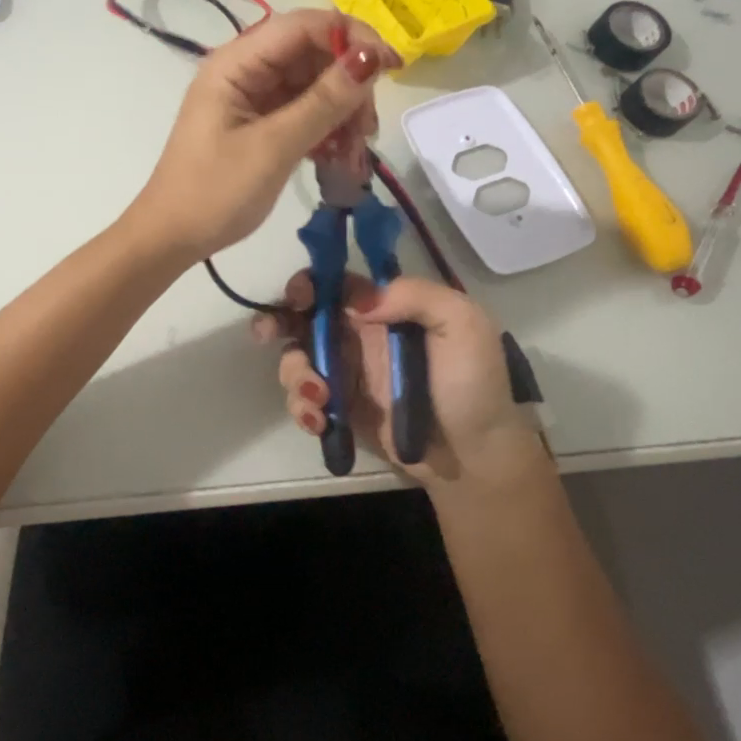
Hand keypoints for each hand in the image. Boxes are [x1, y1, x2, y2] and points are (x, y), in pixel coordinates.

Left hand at [122, 9, 400, 261]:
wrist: (172, 238)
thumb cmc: (214, 192)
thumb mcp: (274, 147)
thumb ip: (324, 102)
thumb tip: (372, 57)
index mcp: (235, 63)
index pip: (304, 25)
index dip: (352, 36)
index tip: (391, 68)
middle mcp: (244, 70)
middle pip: (314, 53)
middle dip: (349, 85)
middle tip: (367, 129)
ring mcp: (251, 97)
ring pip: (314, 85)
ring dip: (342, 113)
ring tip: (353, 155)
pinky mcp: (259, 123)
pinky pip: (304, 112)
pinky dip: (326, 130)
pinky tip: (339, 160)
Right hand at [256, 273, 536, 486]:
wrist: (474, 457)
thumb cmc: (473, 384)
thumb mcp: (463, 324)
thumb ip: (415, 295)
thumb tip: (356, 302)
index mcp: (384, 308)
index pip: (334, 283)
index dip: (308, 284)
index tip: (298, 299)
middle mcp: (357, 335)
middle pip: (301, 317)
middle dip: (275, 321)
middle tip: (266, 334)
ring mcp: (345, 374)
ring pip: (295, 359)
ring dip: (295, 373)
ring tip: (320, 398)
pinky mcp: (338, 410)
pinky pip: (303, 400)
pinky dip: (302, 408)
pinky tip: (321, 422)